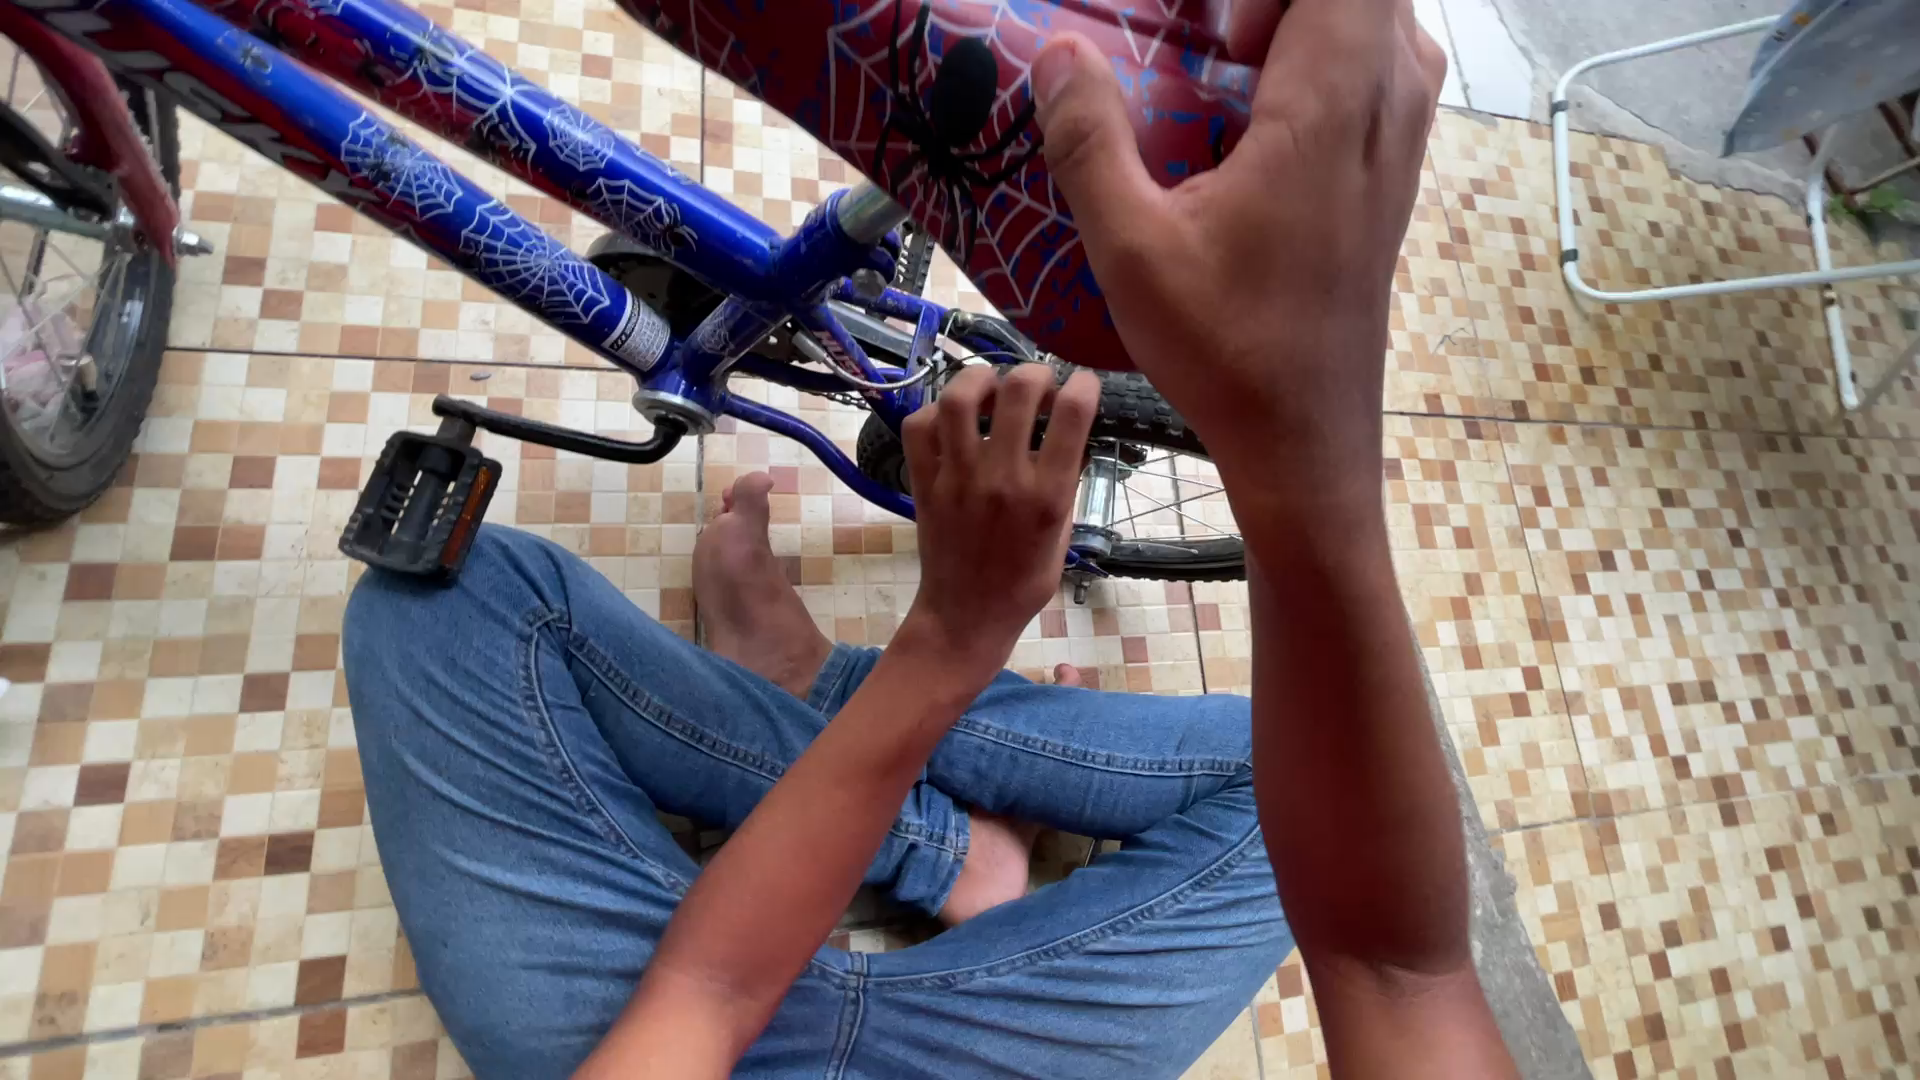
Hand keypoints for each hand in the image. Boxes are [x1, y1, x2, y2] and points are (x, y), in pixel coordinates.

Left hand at [896, 364, 1098, 678]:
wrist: (966, 615)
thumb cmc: (1023, 583)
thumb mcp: (1062, 536)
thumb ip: (1067, 485)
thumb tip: (1069, 439)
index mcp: (1047, 497)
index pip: (1073, 415)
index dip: (1083, 385)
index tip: (1082, 384)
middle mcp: (1003, 480)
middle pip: (1018, 391)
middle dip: (1035, 372)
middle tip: (1037, 383)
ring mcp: (957, 479)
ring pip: (959, 400)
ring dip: (979, 379)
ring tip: (991, 385)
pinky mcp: (923, 484)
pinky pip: (918, 428)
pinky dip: (933, 412)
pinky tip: (951, 419)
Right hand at [1031, 0, 1445, 518]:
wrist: (1301, 432)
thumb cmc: (1223, 345)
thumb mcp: (1133, 249)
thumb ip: (1090, 144)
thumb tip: (1060, 55)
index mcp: (1333, 98)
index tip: (1203, 25)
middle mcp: (1390, 103)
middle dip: (1274, 2)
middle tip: (1207, 41)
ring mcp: (1401, 145)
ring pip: (1375, 27)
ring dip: (1304, 28)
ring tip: (1229, 76)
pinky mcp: (1390, 184)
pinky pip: (1375, 80)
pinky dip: (1321, 73)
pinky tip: (1255, 139)